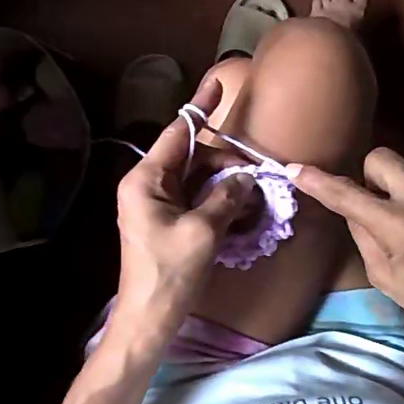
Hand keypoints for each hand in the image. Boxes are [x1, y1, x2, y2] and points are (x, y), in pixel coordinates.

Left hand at [110, 78, 255, 348]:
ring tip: (255, 200)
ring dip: (226, 186)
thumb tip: (247, 177)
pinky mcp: (168, 222)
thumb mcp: (203, 232)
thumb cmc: (168, 274)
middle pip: (193, 158)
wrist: (148, 319)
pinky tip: (243, 213)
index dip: (200, 109)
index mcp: (146, 179)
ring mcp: (158, 205)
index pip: (176, 133)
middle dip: (226, 162)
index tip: (217, 84)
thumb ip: (226, 197)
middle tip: (257, 177)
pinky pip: (197, 201)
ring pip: (198, 180)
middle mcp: (148, 185)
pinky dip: (219, 203)